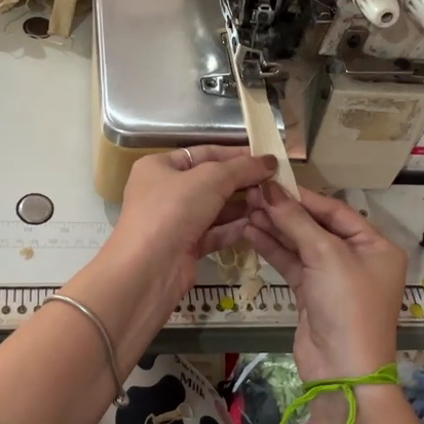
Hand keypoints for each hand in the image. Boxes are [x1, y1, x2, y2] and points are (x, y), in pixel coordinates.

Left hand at [68, 146, 276, 351]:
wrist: (148, 270)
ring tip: (271, 203)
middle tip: (275, 182)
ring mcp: (173, 221)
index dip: (235, 154)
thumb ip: (241, 168)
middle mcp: (163, 192)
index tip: (266, 158)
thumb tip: (269, 161)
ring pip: (213, 209)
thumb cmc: (173, 211)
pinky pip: (214, 232)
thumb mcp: (210, 179)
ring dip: (241, 206)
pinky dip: (233, 228)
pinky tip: (257, 224)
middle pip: (210, 182)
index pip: (203, 153)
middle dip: (241, 182)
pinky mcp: (184, 247)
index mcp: (159, 167)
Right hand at [246, 183, 406, 381]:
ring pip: (301, 245)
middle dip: (285, 212)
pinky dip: (273, 249)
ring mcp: (333, 278)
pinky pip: (292, 264)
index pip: (335, 210)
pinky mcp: (312, 294)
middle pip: (317, 226)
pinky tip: (251, 232)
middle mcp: (357, 258)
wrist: (343, 369)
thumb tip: (268, 189)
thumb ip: (296, 220)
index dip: (303, 197)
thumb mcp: (325, 256)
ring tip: (245, 210)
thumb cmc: (347, 305)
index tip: (271, 183)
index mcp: (375, 245)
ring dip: (275, 228)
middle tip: (251, 194)